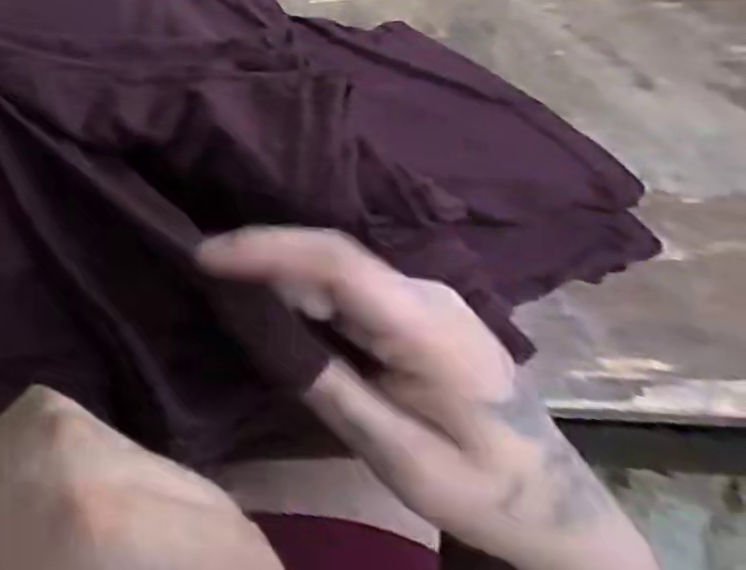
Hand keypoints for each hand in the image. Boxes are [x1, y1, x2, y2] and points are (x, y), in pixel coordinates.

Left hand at [0, 386, 281, 569]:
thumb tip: (250, 569)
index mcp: (111, 518)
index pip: (246, 552)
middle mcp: (92, 443)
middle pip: (222, 512)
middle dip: (232, 568)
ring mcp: (62, 410)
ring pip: (176, 477)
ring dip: (188, 531)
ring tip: (156, 566)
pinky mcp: (42, 400)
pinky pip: (126, 451)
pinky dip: (142, 494)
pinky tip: (111, 527)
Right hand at [199, 227, 656, 569]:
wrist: (556, 505)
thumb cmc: (482, 489)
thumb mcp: (399, 454)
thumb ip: (324, 382)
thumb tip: (250, 320)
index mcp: (432, 332)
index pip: (338, 264)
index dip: (265, 248)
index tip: (202, 253)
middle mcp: (426, 294)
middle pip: (326, 254)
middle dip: (257, 257)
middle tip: (199, 271)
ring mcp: (419, 293)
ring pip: (328, 261)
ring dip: (272, 268)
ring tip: (220, 281)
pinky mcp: (407, 301)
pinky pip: (337, 276)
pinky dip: (292, 280)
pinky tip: (265, 296)